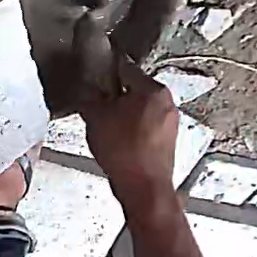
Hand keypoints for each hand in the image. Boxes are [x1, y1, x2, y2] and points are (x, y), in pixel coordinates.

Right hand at [78, 55, 180, 212]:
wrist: (143, 188)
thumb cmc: (125, 152)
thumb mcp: (95, 117)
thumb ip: (89, 97)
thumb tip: (87, 90)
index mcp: (153, 90)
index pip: (126, 68)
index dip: (107, 70)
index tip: (96, 73)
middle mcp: (167, 104)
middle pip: (135, 89)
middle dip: (115, 96)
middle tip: (97, 104)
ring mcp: (170, 124)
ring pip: (141, 109)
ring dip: (124, 114)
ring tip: (105, 126)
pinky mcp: (167, 142)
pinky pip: (146, 127)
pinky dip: (132, 129)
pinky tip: (118, 141)